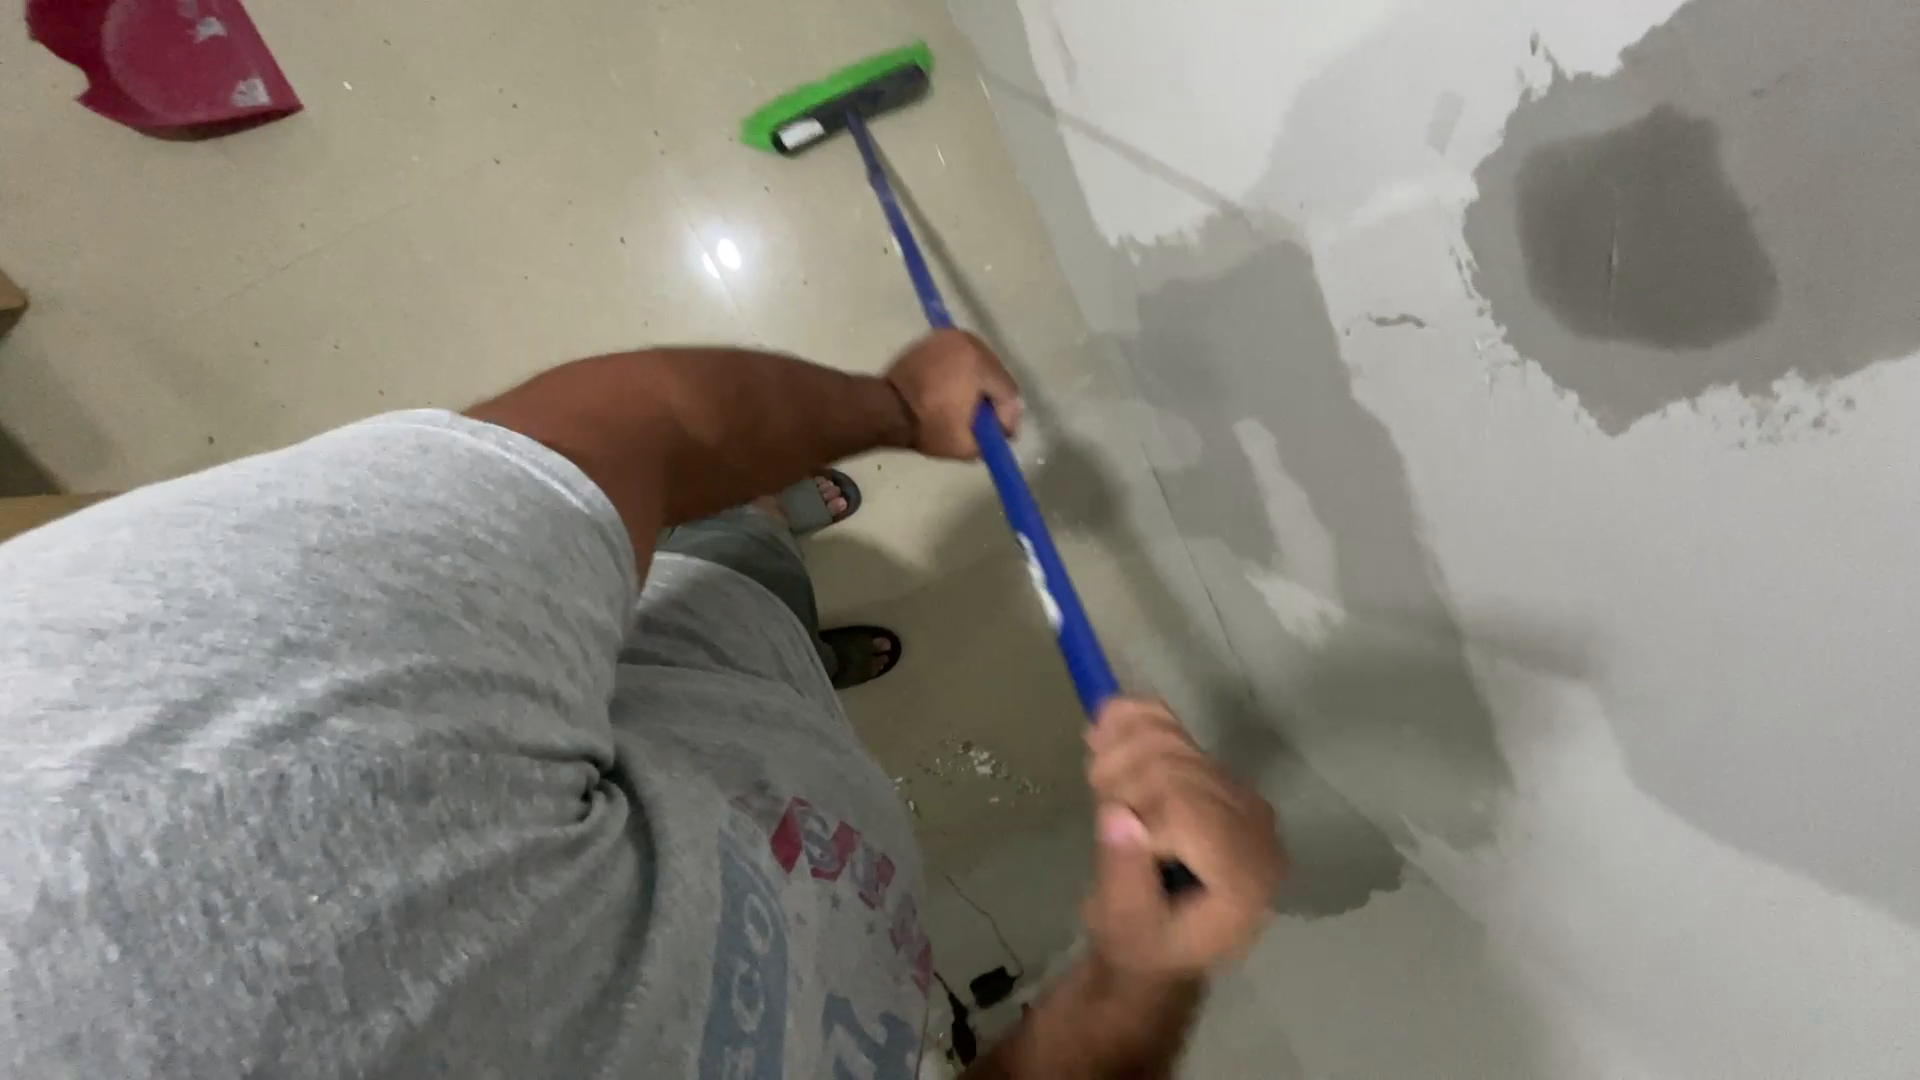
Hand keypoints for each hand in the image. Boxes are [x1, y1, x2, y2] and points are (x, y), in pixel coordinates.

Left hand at [883, 329, 1022, 459]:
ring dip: (979, 384)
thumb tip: (1000, 432)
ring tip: (970, 407)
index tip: (1002, 435)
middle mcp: (969, 342)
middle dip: (994, 399)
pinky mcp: (933, 339)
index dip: (1008, 417)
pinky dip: (961, 373)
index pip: (1008, 391)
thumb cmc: (927, 425)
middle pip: (995, 374)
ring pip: (978, 363)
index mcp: (980, 364)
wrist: (884, 408)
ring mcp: (949, 337)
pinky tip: (955, 392)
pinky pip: (959, 357)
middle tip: (988, 422)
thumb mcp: (965, 446)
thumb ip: (992, 439)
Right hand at [1082, 697, 1285, 980]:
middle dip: (1121, 777)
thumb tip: (1118, 815)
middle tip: (1096, 799)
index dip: (1133, 803)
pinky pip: (1174, 725)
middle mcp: (1255, 827)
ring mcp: (1238, 794)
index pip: (1185, 807)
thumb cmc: (1142, 943)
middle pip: (1174, 769)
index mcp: (1244, 874)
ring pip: (1170, 741)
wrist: (1158, 938)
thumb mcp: (1125, 927)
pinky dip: (1134, 717)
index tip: (1107, 823)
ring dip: (1120, 751)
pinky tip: (1106, 725)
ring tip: (1100, 781)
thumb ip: (1125, 876)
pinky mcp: (1215, 772)